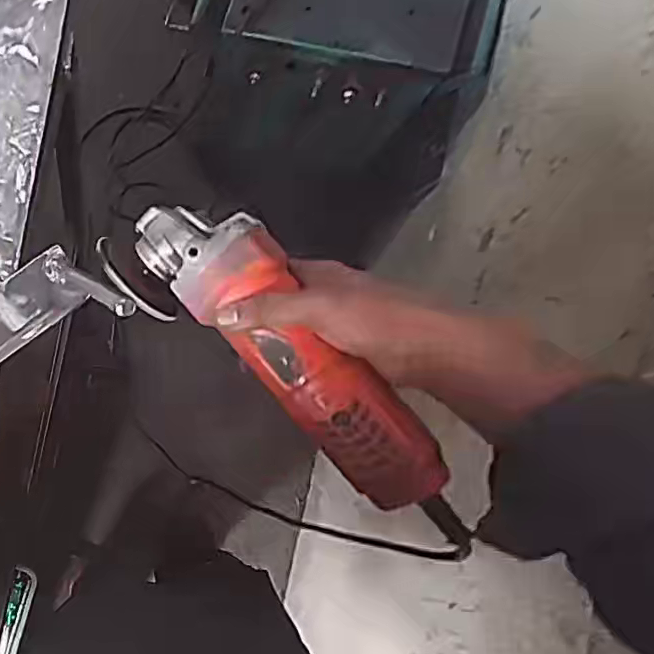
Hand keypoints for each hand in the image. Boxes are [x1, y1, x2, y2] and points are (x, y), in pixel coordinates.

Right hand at [214, 260, 591, 438]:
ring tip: (254, 365)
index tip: (220, 301)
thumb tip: (225, 312)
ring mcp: (339, 325)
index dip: (246, 283)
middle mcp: (328, 296)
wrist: (433, 352)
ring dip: (277, 349)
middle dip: (256, 323)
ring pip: (296, 334)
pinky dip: (298, 367)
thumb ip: (271, 310)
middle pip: (280, 307)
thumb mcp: (317, 309)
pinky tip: (286, 380)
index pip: (273, 272)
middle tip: (233, 342)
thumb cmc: (382, 320)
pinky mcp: (348, 351)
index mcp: (321, 275)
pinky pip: (312, 357)